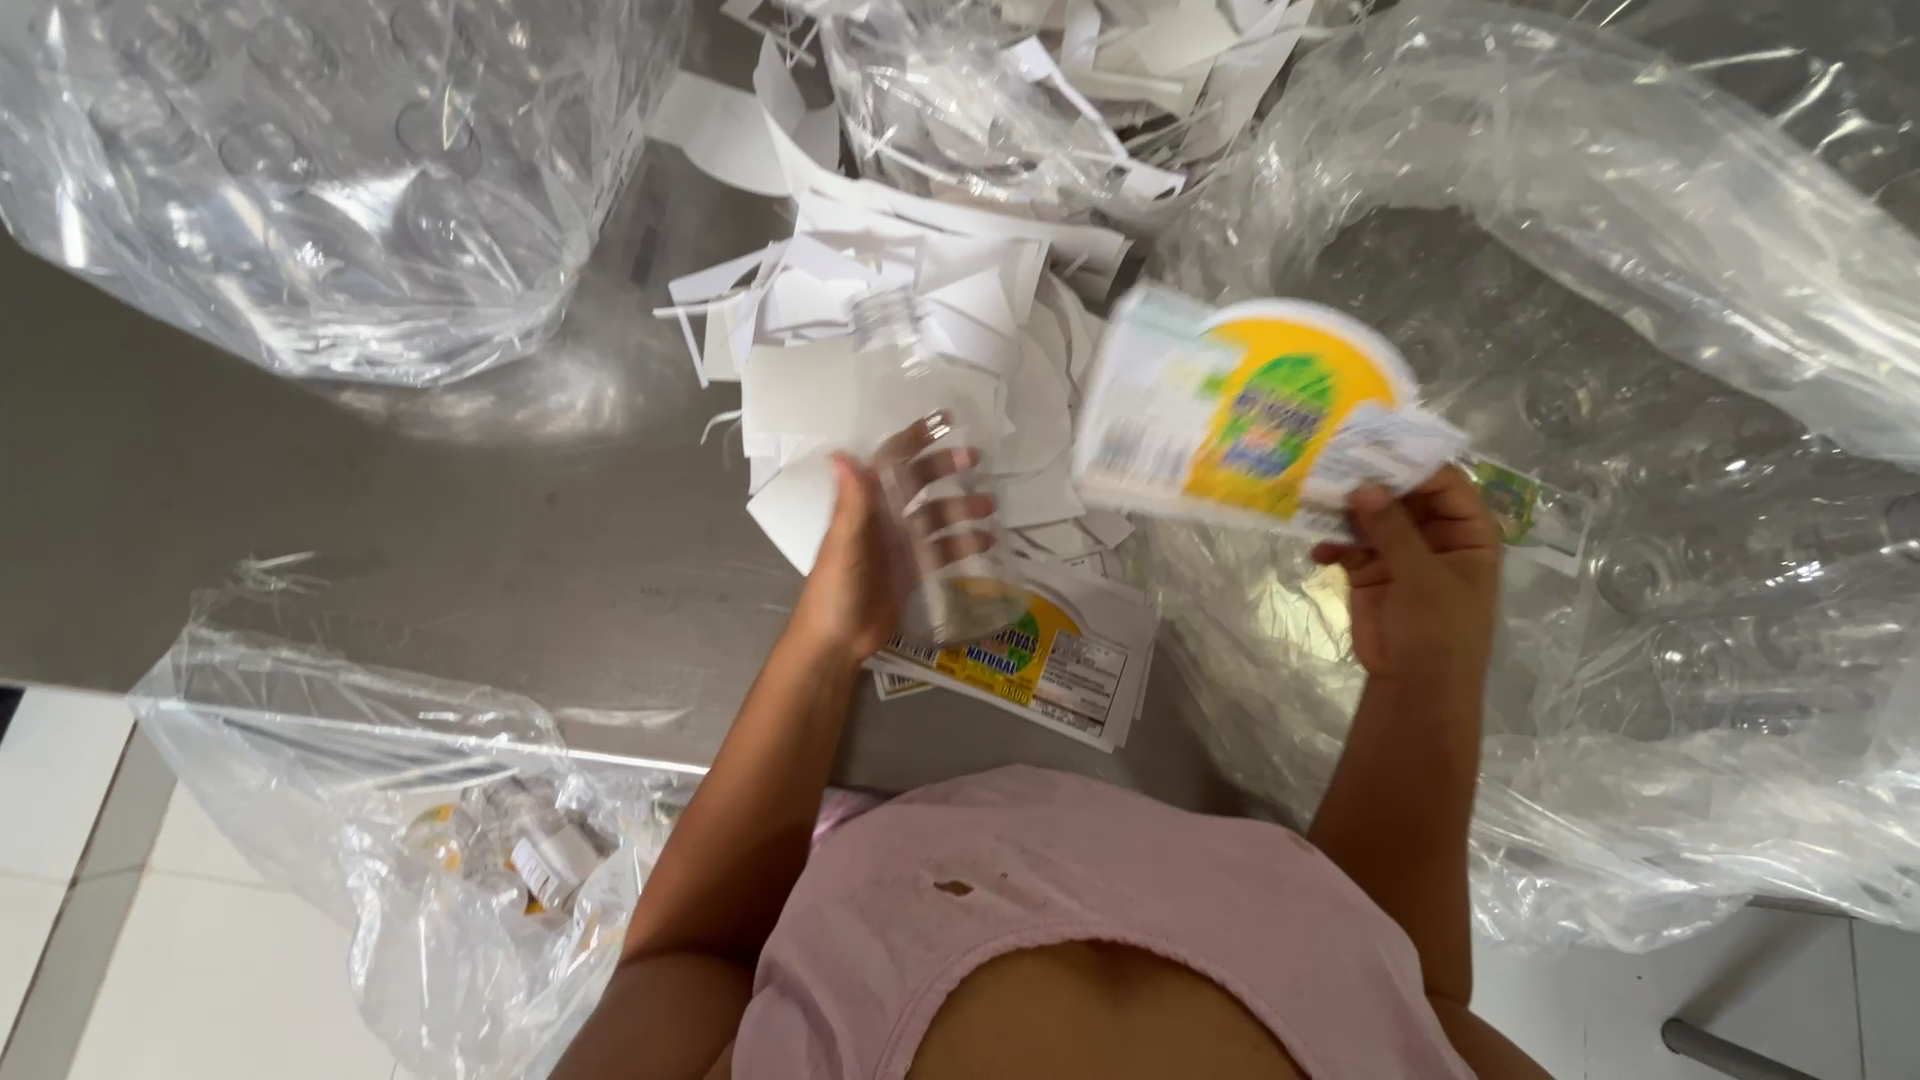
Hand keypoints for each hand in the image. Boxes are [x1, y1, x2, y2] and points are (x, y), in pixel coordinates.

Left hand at [789, 416, 993, 666]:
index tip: (944, 422)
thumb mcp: (843, 545)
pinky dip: (963, 543)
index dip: (913, 440)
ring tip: (990, 504)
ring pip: (935, 516)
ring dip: (961, 506)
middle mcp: (882, 517)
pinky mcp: (912, 570)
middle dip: (944, 468)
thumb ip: (852, 503)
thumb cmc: (833, 590)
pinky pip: (941, 549)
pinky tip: (986, 540)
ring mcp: (899, 544)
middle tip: (977, 459)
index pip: (889, 462)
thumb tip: (842, 453)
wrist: (836, 641)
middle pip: (917, 483)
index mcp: (862, 505)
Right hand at [1309, 466, 1501, 700]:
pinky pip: (1347, 543)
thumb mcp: (1424, 578)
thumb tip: (1363, 485)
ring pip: (1369, 515)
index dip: (1410, 462)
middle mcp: (1433, 533)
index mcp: (1467, 530)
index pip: (1443, 482)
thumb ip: (1394, 530)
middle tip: (1331, 462)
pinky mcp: (1369, 569)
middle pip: (1401, 494)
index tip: (1371, 445)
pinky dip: (1331, 543)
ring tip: (1313, 499)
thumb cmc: (1440, 631)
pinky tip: (1317, 551)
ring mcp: (1399, 551)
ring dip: (1343, 510)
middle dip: (1369, 482)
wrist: (1416, 685)